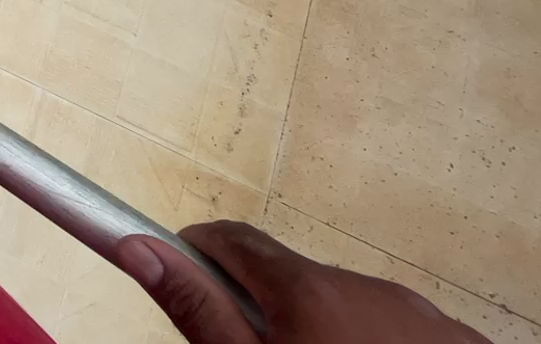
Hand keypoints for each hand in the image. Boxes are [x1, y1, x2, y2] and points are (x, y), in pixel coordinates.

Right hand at [115, 221, 489, 343]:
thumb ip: (196, 308)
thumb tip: (135, 245)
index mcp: (308, 288)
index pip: (230, 236)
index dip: (199, 251)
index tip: (188, 278)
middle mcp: (371, 289)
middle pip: (290, 273)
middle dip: (265, 300)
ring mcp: (434, 321)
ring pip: (350, 303)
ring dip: (327, 324)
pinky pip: (406, 329)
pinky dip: (380, 343)